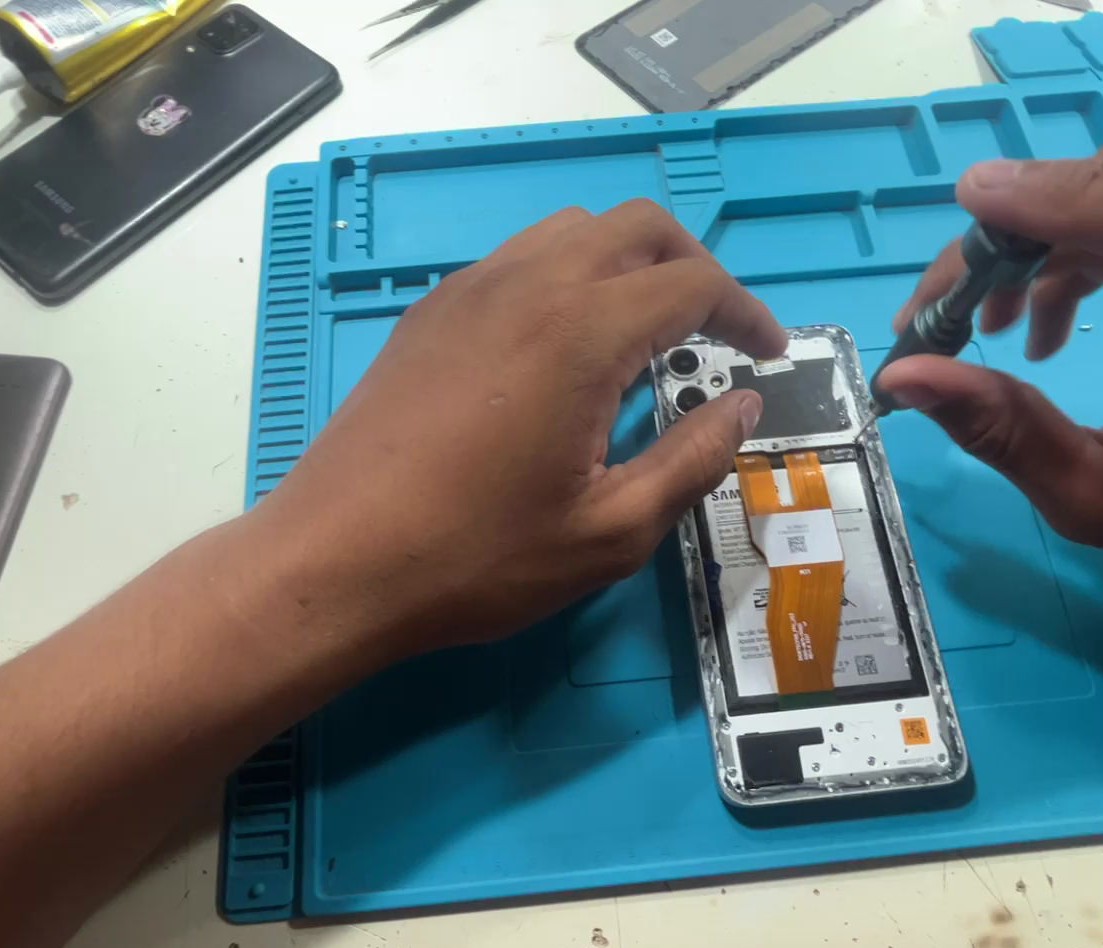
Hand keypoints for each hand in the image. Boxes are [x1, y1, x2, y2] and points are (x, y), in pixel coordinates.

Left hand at [252, 200, 782, 656]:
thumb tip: (742, 407)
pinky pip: (517, 263)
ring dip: (626, 267)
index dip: (746, 313)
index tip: (765, 355)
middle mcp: (526, 285)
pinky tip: (562, 348)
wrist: (336, 563)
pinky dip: (566, 280)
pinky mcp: (428, 315)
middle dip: (693, 268)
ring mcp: (467, 291)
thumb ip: (691, 460)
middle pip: (636, 229)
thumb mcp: (609, 531)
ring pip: (571, 233)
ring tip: (642, 335)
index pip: (693, 284)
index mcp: (580, 332)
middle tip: (714, 331)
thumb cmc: (477, 559)